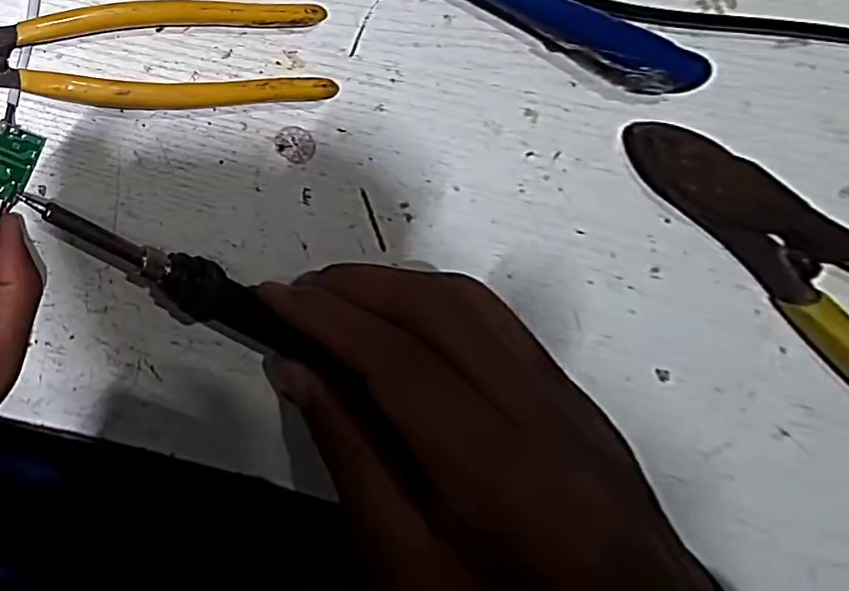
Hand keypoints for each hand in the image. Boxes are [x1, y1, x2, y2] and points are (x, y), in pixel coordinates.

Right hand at [259, 265, 713, 590]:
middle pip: (439, 308)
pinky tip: (394, 322)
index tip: (271, 298)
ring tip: (336, 301)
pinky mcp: (577, 406)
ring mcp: (575, 411)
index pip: (397, 357)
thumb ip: (348, 456)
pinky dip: (428, 302)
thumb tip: (296, 372)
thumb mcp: (408, 562)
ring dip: (389, 285)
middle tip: (296, 297)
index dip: (322, 317)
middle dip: (352, 285)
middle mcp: (555, 430)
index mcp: (510, 480)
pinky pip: (495, 321)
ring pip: (472, 301)